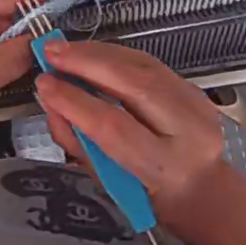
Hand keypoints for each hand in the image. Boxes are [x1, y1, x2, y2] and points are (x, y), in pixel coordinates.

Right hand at [32, 41, 228, 224]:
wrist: (202, 189)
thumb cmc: (149, 195)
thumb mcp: (109, 181)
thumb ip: (78, 142)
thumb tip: (50, 101)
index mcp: (165, 166)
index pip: (113, 126)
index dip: (74, 101)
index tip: (44, 84)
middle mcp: (188, 130)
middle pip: (134, 84)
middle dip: (86, 63)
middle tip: (50, 52)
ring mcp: (195, 103)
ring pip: (142, 65)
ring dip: (97, 53)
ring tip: (63, 48)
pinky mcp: (192, 87)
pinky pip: (147, 62)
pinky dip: (114, 55)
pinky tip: (89, 52)